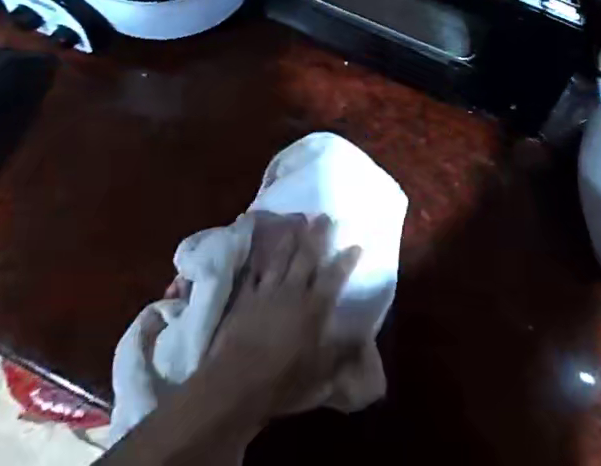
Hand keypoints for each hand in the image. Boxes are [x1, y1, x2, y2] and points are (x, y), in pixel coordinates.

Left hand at [198, 213, 361, 424]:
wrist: (235, 384)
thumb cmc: (282, 380)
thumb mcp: (321, 372)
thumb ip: (343, 351)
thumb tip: (365, 336)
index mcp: (314, 308)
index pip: (334, 277)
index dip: (346, 260)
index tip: (356, 244)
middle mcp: (292, 292)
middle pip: (307, 258)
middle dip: (317, 236)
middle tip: (325, 216)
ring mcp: (265, 293)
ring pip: (280, 259)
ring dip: (289, 240)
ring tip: (296, 223)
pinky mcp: (243, 300)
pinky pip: (251, 274)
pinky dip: (256, 260)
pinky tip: (257, 251)